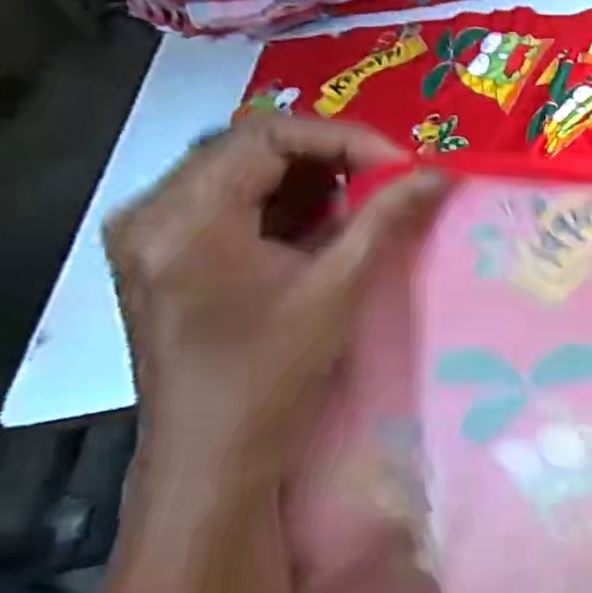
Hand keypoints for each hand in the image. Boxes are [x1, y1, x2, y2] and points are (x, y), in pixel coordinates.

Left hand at [105, 114, 449, 475]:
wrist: (212, 457)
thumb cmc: (271, 376)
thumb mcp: (337, 288)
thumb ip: (388, 217)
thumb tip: (441, 172)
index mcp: (184, 217)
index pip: (266, 135)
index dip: (342, 139)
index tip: (399, 164)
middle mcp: (151, 211)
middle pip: (248, 145)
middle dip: (327, 155)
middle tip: (386, 178)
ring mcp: (150, 232)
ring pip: (239, 169)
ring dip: (306, 177)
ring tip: (360, 200)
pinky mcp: (162, 252)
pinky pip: (228, 199)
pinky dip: (281, 202)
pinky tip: (321, 225)